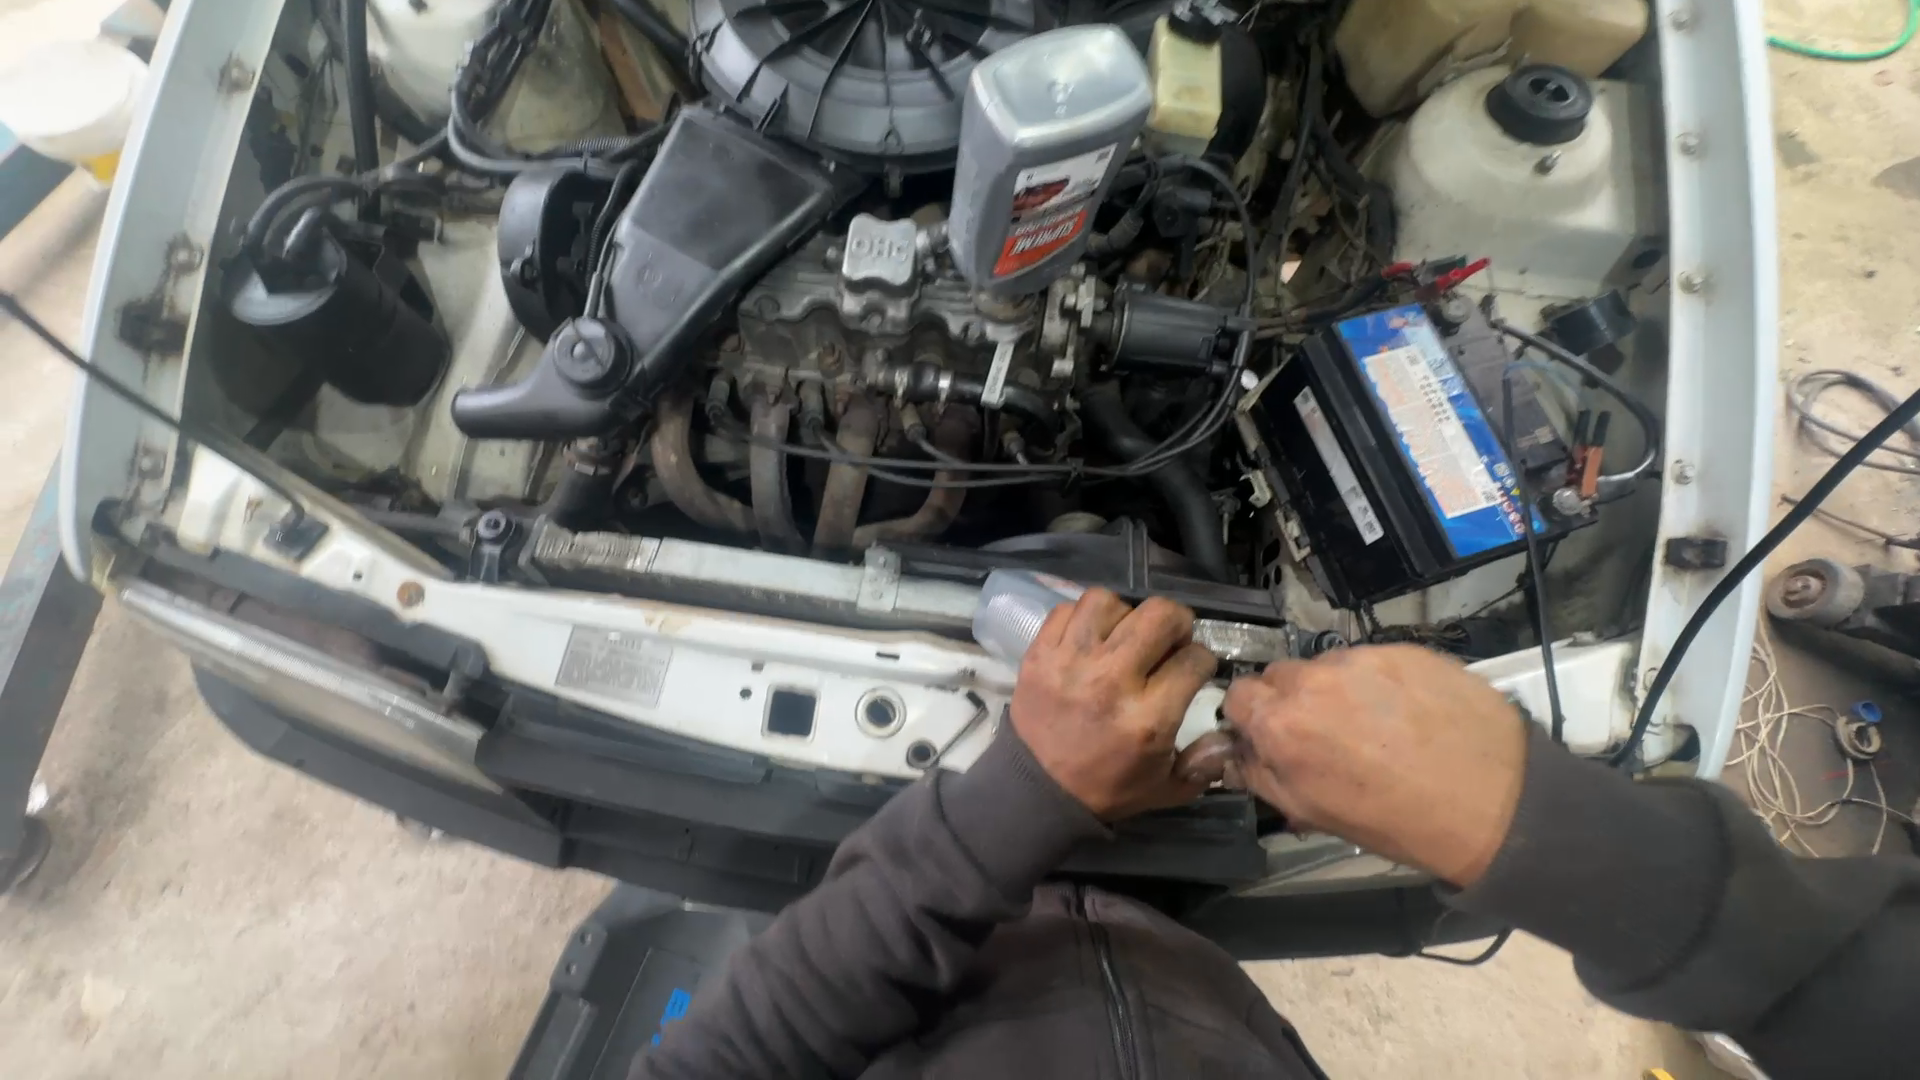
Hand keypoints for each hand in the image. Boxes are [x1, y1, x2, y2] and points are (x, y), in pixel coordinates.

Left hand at [1010, 589, 1221, 820]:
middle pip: (1158, 616)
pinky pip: (1067, 609)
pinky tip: (1089, 637)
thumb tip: (1229, 732)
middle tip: (1168, 639)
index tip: (1193, 667)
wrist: (1037, 788)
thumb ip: (1206, 762)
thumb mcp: (1168, 788)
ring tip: (1123, 634)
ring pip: (1109, 602)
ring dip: (1124, 613)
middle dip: (1176, 621)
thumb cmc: (1106, 787)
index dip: (1202, 659)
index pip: (1194, 660)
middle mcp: (1112, 680)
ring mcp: (1071, 661)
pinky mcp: (1039, 653)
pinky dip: (1082, 617)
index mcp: (1148, 716)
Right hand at [1221, 645, 1528, 886]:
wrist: (1498, 806)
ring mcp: (1358, 660)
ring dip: (1335, 687)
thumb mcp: (1312, 812)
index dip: (1253, 716)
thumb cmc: (1395, 820)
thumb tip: (1226, 754)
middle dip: (1292, 699)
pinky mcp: (1401, 649)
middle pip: (1279, 676)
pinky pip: (1371, 659)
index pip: (1237, 695)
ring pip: (1326, 665)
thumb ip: (1258, 775)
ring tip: (1374, 721)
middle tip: (1327, 731)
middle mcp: (1310, 681)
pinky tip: (1407, 710)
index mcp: (1279, 723)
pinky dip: (1378, 679)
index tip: (1275, 733)